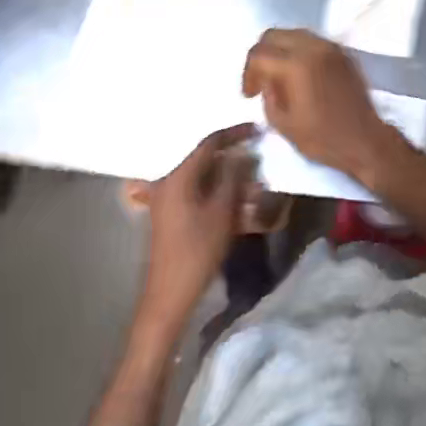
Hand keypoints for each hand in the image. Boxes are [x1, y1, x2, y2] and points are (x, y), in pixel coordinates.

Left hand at [141, 124, 259, 320]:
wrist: (169, 294)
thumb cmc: (197, 250)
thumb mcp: (222, 211)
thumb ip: (233, 176)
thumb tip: (244, 153)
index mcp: (178, 176)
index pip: (209, 143)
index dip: (235, 134)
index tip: (258, 130)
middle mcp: (169, 180)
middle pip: (205, 158)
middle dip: (233, 157)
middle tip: (258, 158)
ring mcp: (168, 198)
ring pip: (203, 176)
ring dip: (227, 176)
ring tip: (252, 183)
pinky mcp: (172, 213)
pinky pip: (197, 190)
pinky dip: (217, 190)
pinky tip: (236, 200)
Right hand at [241, 29, 405, 186]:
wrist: (366, 141)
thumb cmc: (323, 138)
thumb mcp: (283, 123)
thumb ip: (268, 96)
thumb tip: (267, 82)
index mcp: (296, 64)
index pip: (259, 54)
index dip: (248, 74)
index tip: (249, 95)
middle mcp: (313, 47)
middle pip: (274, 35)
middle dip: (261, 55)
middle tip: (259, 81)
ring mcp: (331, 47)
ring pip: (294, 34)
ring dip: (280, 51)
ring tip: (278, 77)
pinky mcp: (343, 53)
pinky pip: (313, 41)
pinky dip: (299, 51)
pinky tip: (299, 74)